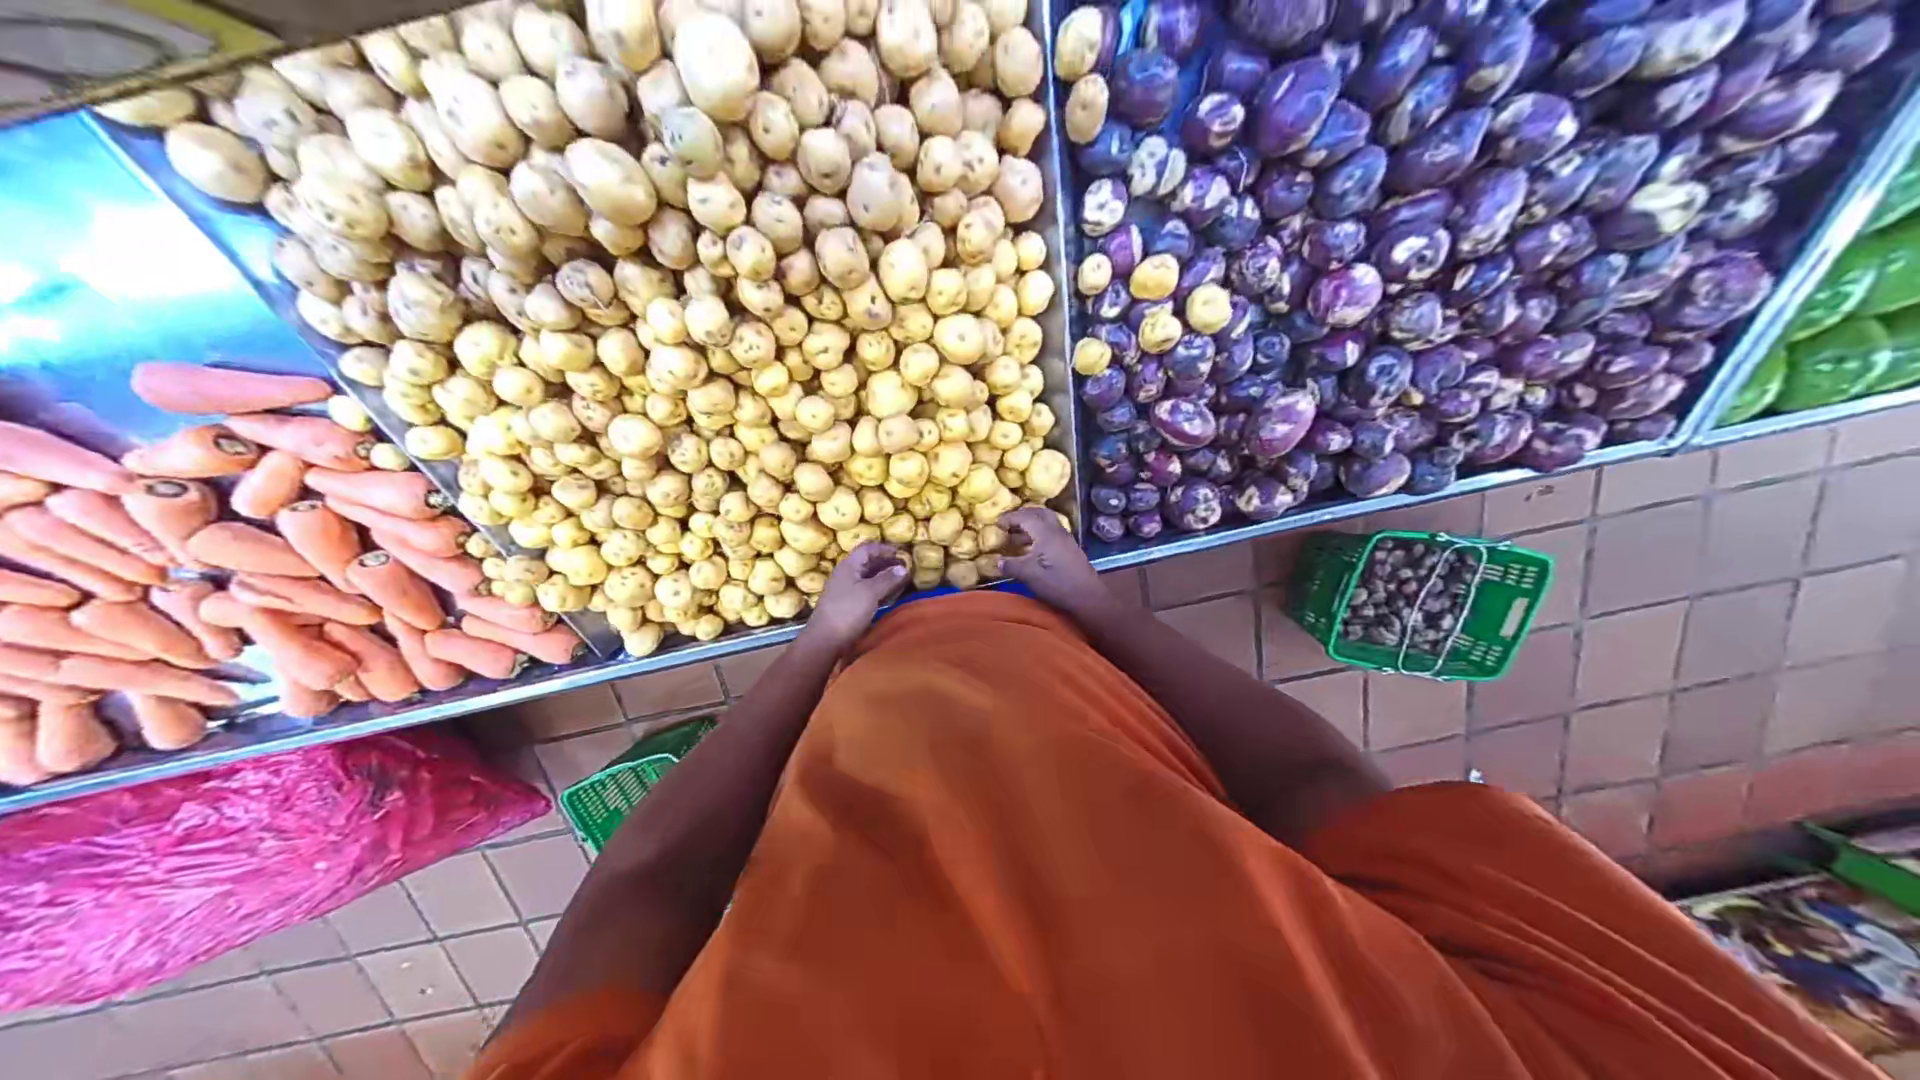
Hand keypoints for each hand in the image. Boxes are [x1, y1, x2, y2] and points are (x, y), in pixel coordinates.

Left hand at [800, 542, 908, 654]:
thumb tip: (903, 568)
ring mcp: (846, 588)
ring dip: (885, 576)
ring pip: (868, 576)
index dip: (885, 548)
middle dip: (887, 562)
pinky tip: (890, 594)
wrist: (825, 639)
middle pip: (868, 561)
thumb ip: (887, 579)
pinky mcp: (849, 602)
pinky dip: (880, 588)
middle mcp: (847, 573)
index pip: (868, 548)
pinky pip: (867, 589)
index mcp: (849, 565)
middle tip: (906, 566)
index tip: (903, 553)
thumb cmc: (847, 611)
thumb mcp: (870, 592)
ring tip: (902, 579)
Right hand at [998, 507, 1113, 622]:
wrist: (1087, 596)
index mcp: (1046, 533)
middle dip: (1023, 516)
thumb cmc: (1057, 583)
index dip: (1010, 518)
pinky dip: (1039, 534)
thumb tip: (998, 562)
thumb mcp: (1029, 575)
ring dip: (1032, 525)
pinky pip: (1052, 532)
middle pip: (1039, 514)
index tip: (997, 524)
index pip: (1025, 517)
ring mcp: (1066, 539)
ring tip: (1017, 536)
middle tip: (1009, 524)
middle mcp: (1057, 531)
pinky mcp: (1070, 549)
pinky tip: (1032, 548)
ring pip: (1047, 523)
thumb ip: (1011, 566)